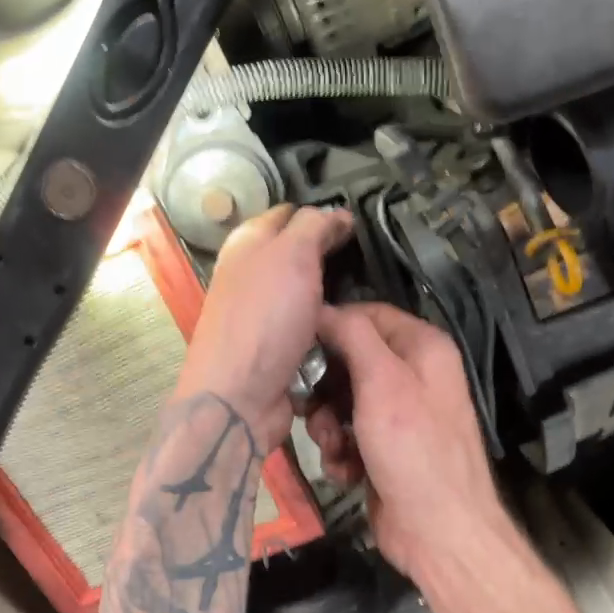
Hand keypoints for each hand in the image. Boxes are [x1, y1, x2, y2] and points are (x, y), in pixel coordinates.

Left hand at [174, 205, 353, 444]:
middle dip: (335, 259)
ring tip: (372, 296)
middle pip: (301, 255)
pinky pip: (311, 329)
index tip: (362, 227)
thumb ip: (315, 226)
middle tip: (374, 264)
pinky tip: (354, 330)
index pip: (292, 213)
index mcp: (247, 242)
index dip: (325, 215)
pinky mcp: (275, 348)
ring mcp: (262, 314)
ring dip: (336, 297)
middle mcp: (250, 274)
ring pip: (309, 294)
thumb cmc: (264, 320)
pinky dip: (329, 330)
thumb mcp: (292, 257)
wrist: (239, 399)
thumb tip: (338, 213)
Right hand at [310, 302, 508, 577]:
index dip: (332, 328)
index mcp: (423, 347)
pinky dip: (340, 452)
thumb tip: (322, 307)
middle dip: (324, 388)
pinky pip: (348, 435)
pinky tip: (345, 471)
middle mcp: (413, 374)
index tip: (298, 348)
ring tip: (334, 448)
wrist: (440, 534)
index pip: (366, 315)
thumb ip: (352, 335)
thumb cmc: (414, 449)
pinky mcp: (384, 450)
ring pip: (341, 401)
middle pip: (348, 360)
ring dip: (328, 425)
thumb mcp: (382, 382)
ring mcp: (399, 415)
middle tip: (311, 408)